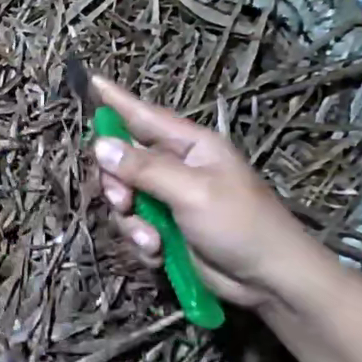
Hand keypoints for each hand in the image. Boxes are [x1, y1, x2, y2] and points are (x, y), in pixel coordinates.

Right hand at [90, 75, 340, 309]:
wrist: (269, 281)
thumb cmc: (240, 225)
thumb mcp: (192, 192)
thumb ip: (144, 169)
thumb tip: (100, 146)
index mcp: (190, 146)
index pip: (145, 116)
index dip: (117, 100)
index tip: (92, 81)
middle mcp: (177, 168)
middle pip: (123, 161)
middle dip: (116, 184)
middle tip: (124, 202)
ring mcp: (171, 200)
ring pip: (124, 198)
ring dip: (130, 221)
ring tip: (151, 241)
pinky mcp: (167, 230)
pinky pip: (134, 226)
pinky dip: (140, 242)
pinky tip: (157, 255)